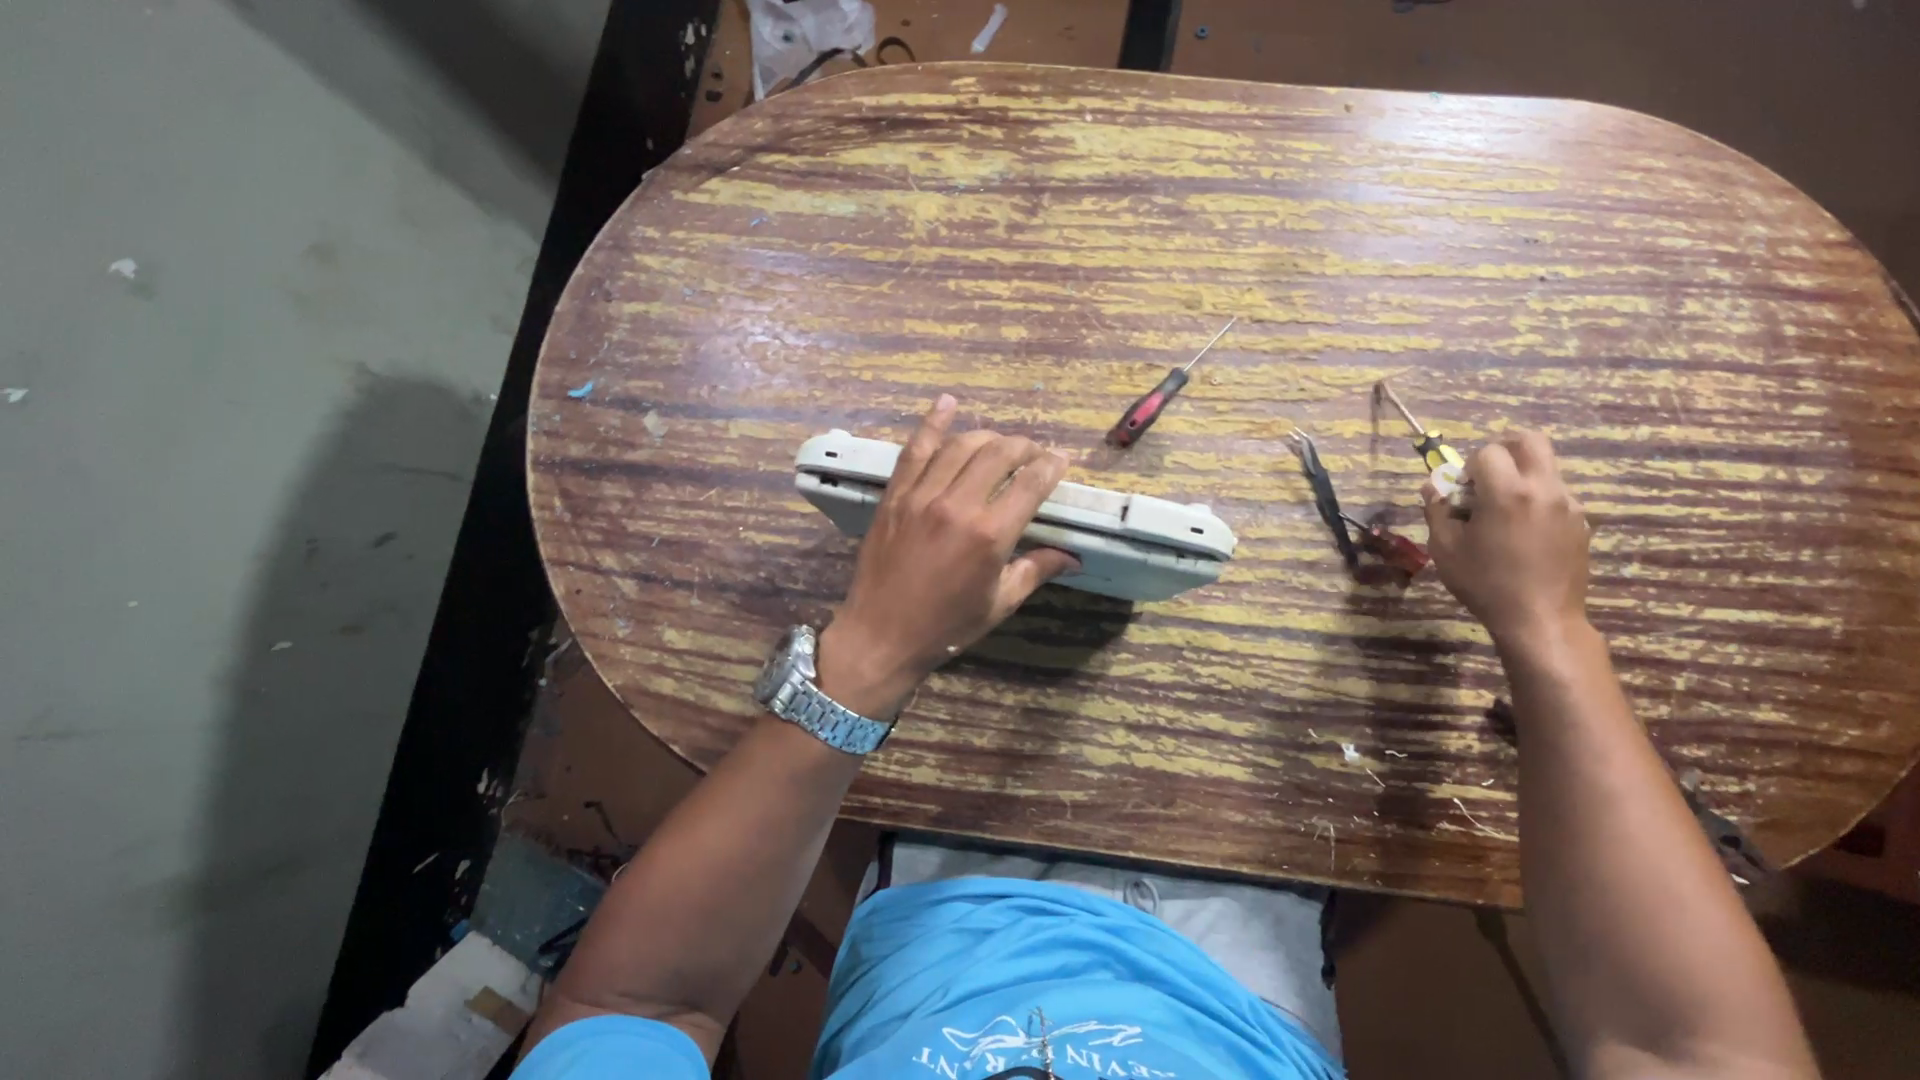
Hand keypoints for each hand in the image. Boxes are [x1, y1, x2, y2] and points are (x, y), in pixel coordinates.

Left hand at [816, 395, 1078, 716]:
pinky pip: (915, 450)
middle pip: (999, 454)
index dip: (1052, 465)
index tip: (1062, 459)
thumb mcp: (999, 603)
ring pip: (961, 446)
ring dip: (987, 436)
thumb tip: (1071, 556)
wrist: (882, 634)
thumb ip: (1035, 570)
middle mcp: (957, 505)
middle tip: (1035, 453)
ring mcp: (921, 496)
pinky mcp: (895, 496)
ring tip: (1001, 442)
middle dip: (1024, 447)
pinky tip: (947, 404)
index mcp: (990, 534)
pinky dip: (932, 424)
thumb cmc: (946, 626)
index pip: (1031, 483)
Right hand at [1423, 431, 1590, 647]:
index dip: (1469, 466)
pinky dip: (1536, 496)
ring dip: (1521, 474)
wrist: (1540, 619)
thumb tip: (1432, 486)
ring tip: (1503, 509)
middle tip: (1486, 472)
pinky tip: (1522, 530)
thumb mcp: (1446, 548)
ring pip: (1545, 466)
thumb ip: (1437, 511)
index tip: (1463, 491)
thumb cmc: (1485, 583)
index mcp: (1508, 493)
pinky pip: (1556, 492)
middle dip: (1504, 447)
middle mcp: (1544, 488)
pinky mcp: (1581, 521)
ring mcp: (1568, 504)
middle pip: (1530, 440)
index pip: (1488, 451)